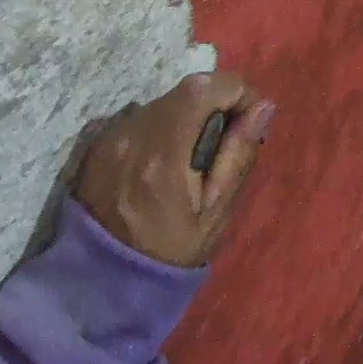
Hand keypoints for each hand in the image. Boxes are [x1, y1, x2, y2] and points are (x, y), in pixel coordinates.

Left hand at [75, 72, 276, 267]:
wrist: (103, 276)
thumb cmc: (171, 251)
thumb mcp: (216, 213)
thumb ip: (239, 155)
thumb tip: (263, 107)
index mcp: (165, 153)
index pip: (207, 87)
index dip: (237, 93)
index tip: (247, 122)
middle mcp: (134, 133)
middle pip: (187, 89)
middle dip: (216, 105)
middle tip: (224, 143)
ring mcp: (111, 134)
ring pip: (165, 100)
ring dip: (188, 116)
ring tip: (192, 157)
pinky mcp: (99, 139)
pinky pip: (143, 116)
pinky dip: (163, 128)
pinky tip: (162, 162)